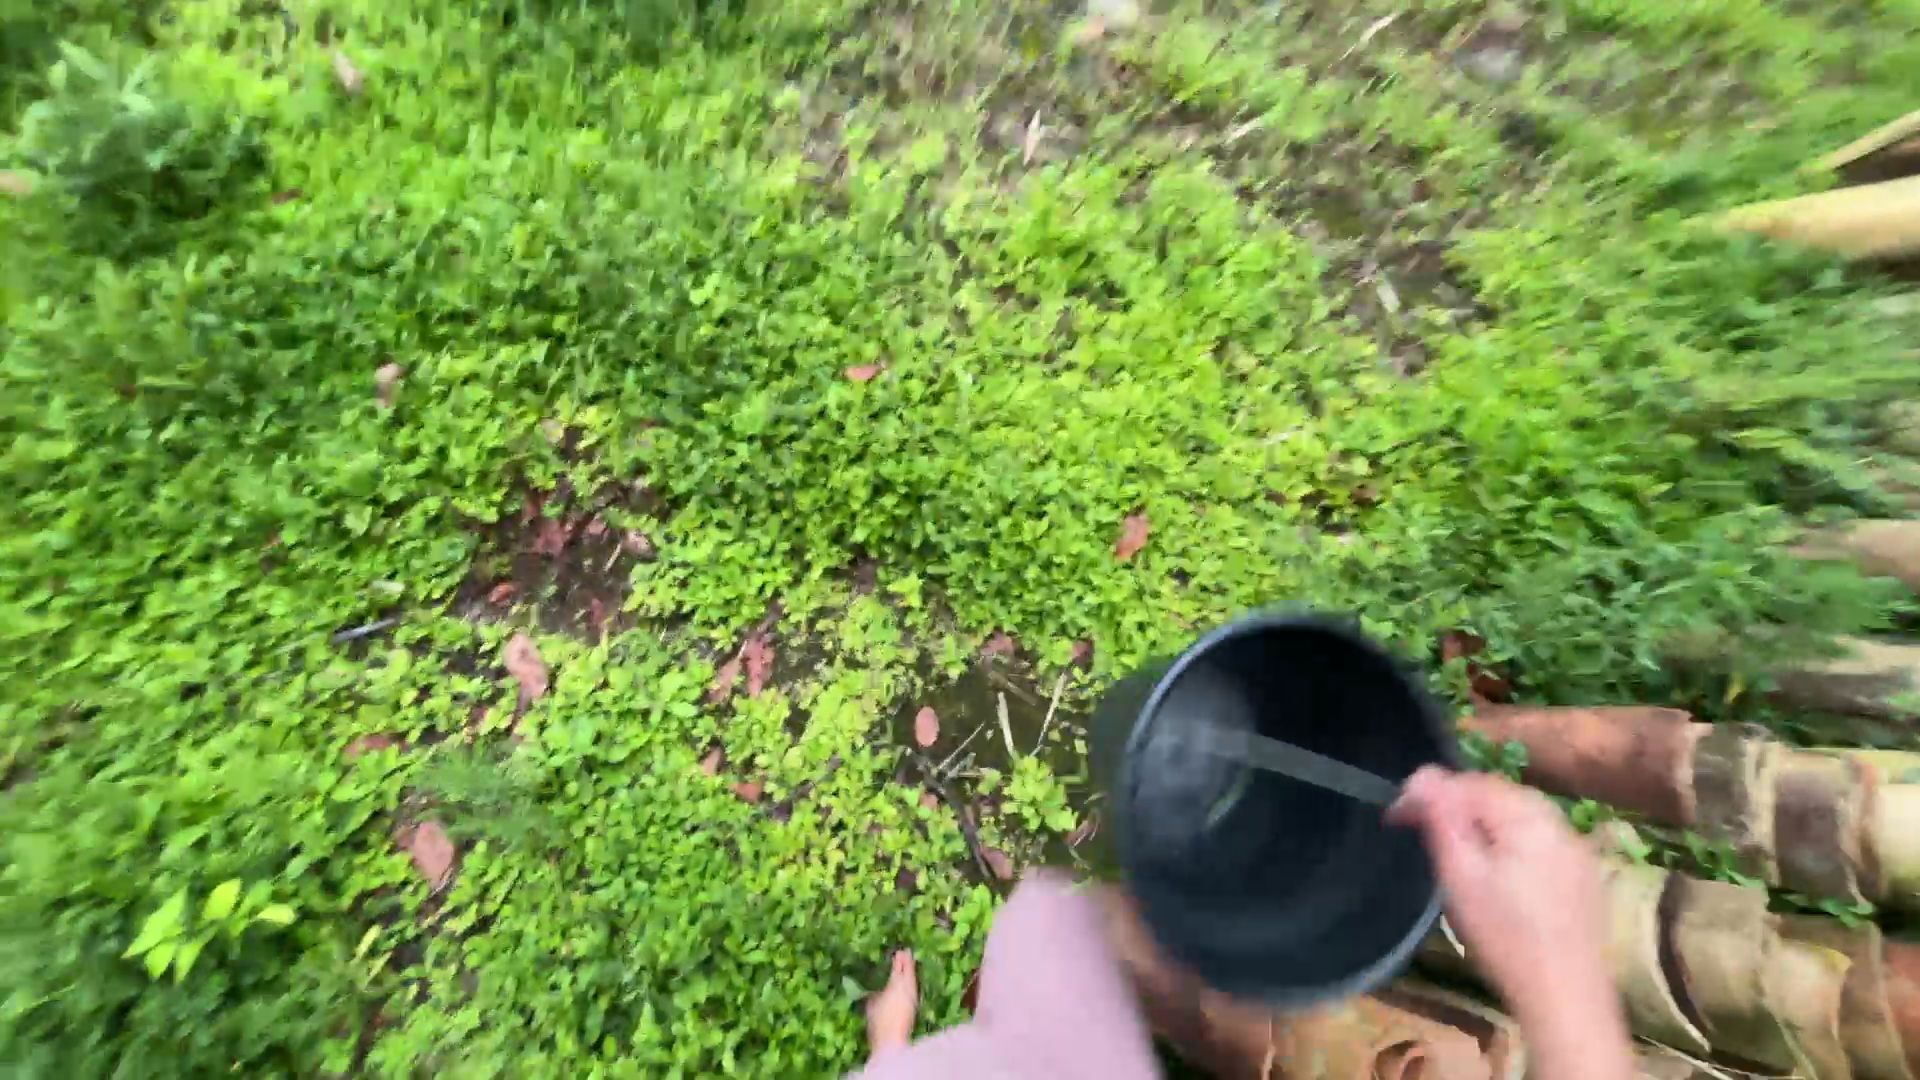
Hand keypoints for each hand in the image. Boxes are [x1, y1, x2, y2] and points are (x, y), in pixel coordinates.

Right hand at [1390, 767, 1632, 1079]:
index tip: (1397, 815)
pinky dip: (1507, 837)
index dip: (1428, 791)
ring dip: (1480, 818)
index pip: (1469, 783)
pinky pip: (1537, 835)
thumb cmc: (1503, 935)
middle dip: (1455, 802)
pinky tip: (1494, 866)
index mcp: (1529, 821)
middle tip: (1422, 827)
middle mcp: (1559, 826)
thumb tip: (1422, 774)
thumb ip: (1441, 817)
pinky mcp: (1583, 875)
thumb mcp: (1459, 873)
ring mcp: (1576, 851)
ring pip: (1517, 813)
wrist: (1566, 999)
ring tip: (1453, 845)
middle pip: (1496, 793)